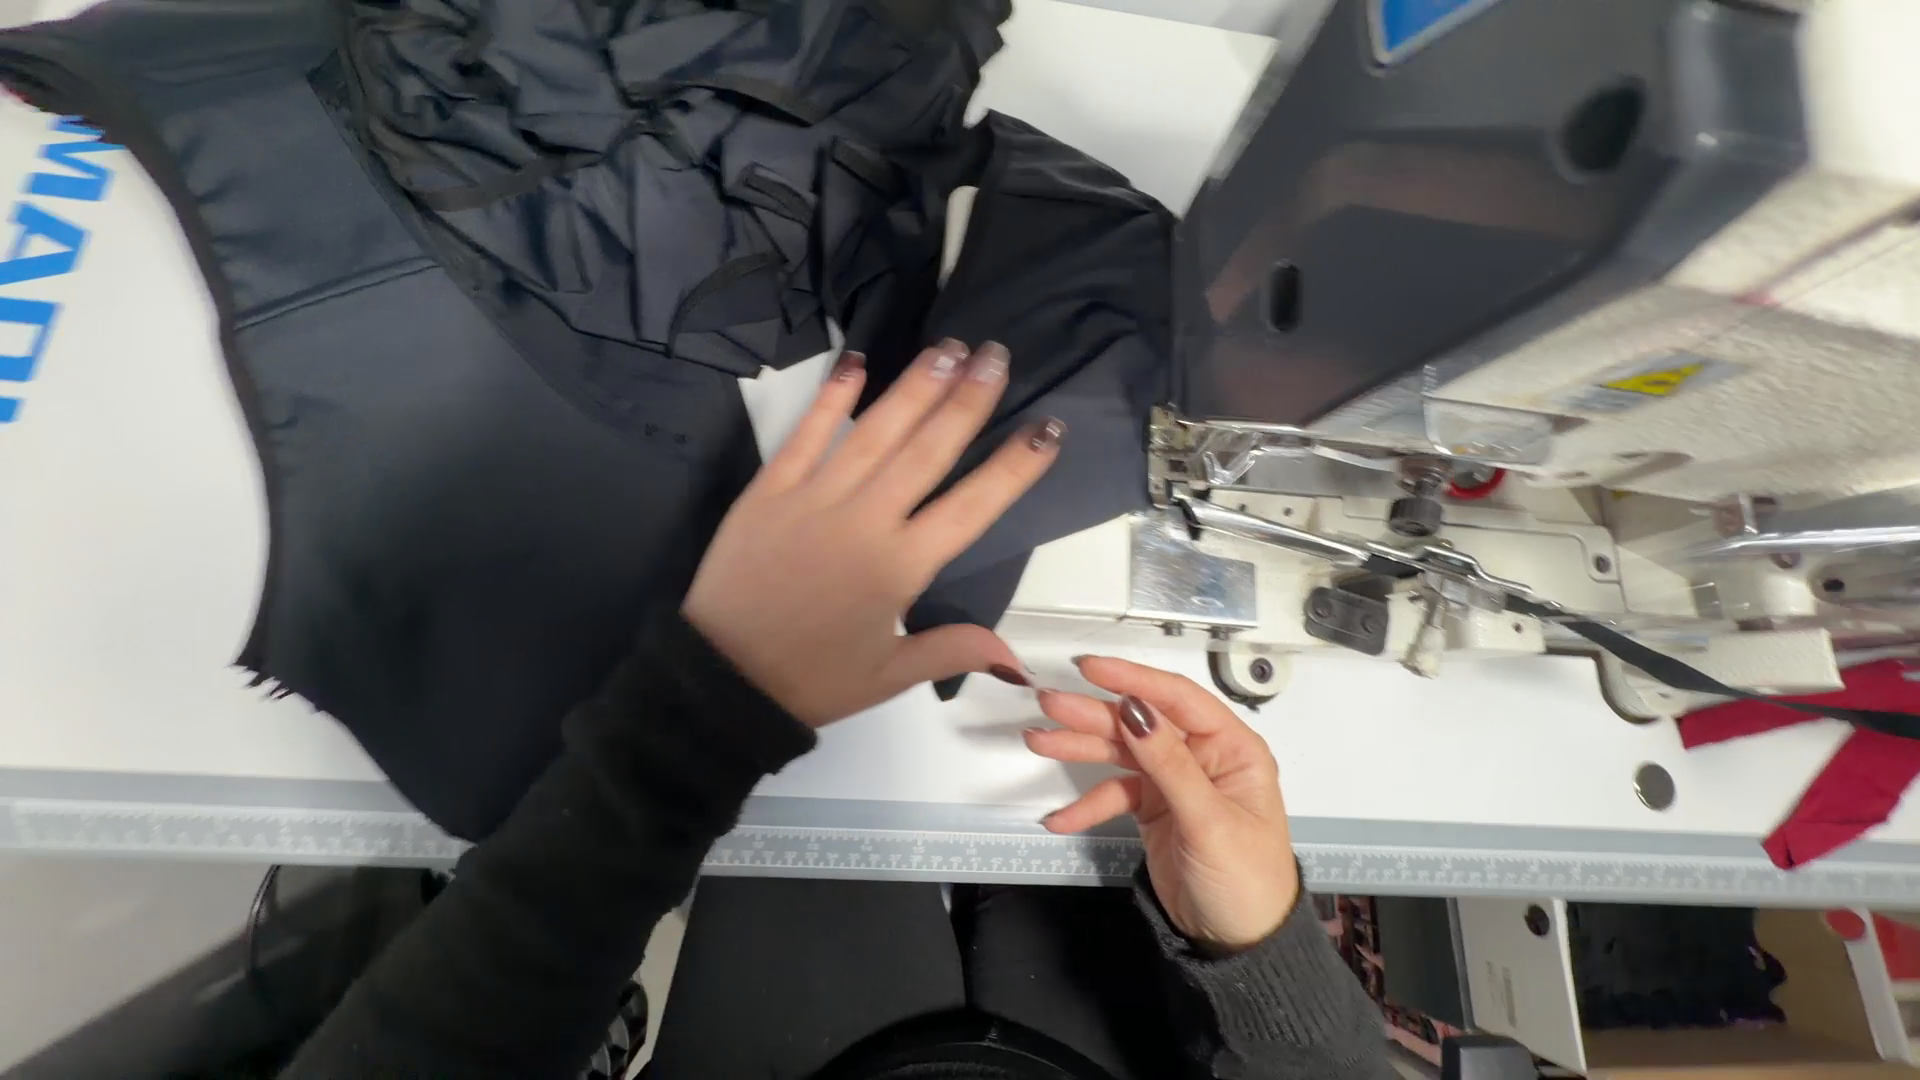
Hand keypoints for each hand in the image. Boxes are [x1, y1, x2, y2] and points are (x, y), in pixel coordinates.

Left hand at [683, 340, 1062, 727]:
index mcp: (899, 567)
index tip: (1046, 428)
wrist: (720, 678)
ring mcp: (813, 499)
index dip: (1013, 466)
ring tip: (949, 348)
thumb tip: (1015, 659)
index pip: (971, 507)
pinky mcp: (768, 491)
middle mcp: (863, 521)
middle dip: (967, 401)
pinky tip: (855, 361)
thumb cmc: (811, 678)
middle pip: (926, 451)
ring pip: (873, 432)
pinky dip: (831, 398)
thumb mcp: (888, 675)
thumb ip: (952, 650)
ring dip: (914, 387)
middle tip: (996, 355)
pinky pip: (805, 435)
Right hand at [1025, 657, 1299, 953]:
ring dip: (1079, 748)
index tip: (1091, 668)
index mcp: (1230, 746)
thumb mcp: (1209, 821)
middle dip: (1093, 714)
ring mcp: (1172, 779)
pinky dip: (1086, 804)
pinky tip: (1060, 818)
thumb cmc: (1246, 881)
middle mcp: (1199, 754)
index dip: (1132, 679)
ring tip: (1038, 740)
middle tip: (1048, 703)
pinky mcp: (1151, 805)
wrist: (1239, 946)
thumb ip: (1170, 763)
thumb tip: (1135, 709)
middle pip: (1139, 722)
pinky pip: (1113, 792)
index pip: (1177, 698)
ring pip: (1120, 752)